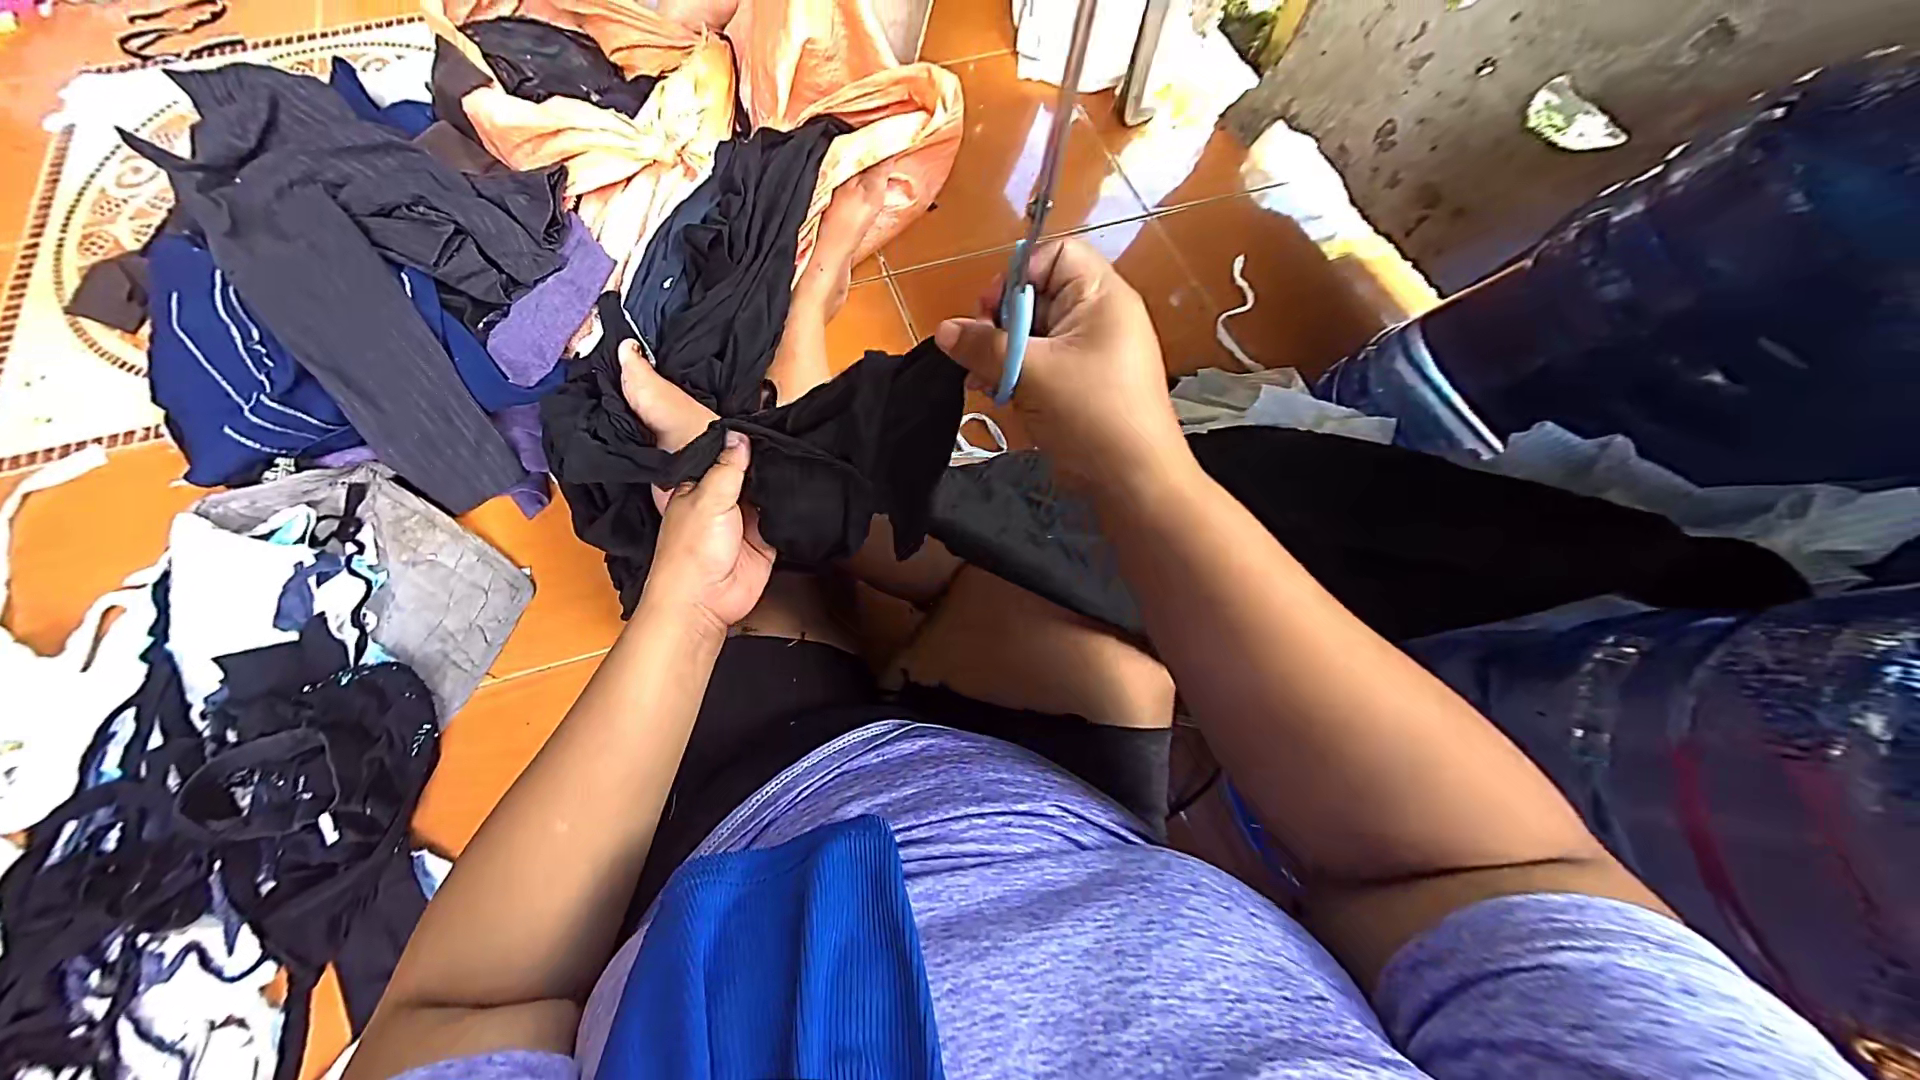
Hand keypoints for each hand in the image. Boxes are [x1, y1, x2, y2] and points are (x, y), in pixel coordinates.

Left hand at [620, 340, 773, 633]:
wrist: (705, 601)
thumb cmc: (689, 554)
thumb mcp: (708, 499)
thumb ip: (728, 468)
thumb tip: (739, 434)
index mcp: (698, 486)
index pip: (720, 454)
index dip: (737, 439)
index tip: (760, 417)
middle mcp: (722, 500)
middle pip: (748, 472)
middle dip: (764, 460)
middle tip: (789, 436)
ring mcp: (745, 520)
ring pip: (767, 492)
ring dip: (779, 483)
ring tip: (801, 458)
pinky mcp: (766, 539)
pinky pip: (782, 517)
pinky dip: (792, 508)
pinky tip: (804, 490)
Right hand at [933, 238, 1190, 493]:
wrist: (1133, 480)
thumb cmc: (1092, 415)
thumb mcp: (1032, 374)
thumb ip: (984, 347)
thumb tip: (945, 331)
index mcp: (1101, 297)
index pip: (1053, 255)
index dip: (1017, 276)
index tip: (990, 313)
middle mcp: (1098, 317)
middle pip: (1038, 296)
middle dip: (1002, 324)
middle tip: (980, 354)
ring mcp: (1091, 353)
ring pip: (1035, 336)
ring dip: (1004, 355)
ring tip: (984, 381)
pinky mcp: (1082, 384)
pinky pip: (1043, 365)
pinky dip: (1018, 375)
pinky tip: (998, 394)